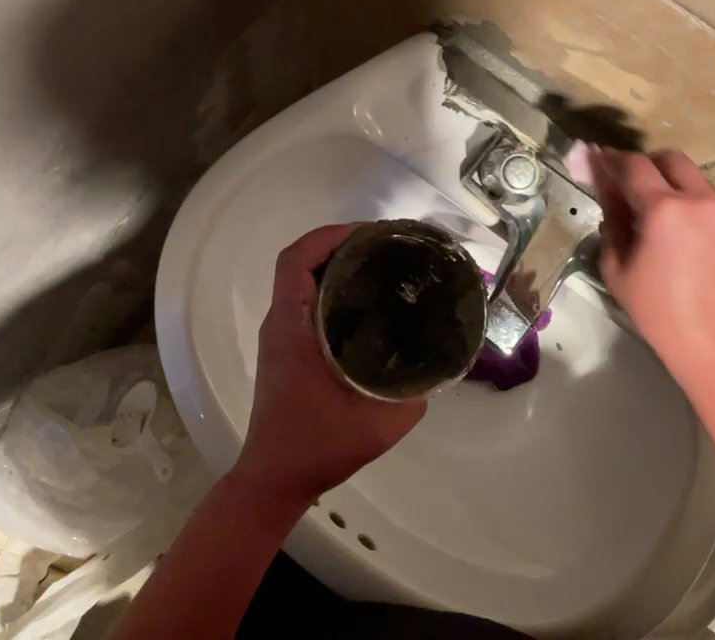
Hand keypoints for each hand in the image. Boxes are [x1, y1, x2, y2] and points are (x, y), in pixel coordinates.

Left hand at [233, 224, 427, 504]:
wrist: (274, 480)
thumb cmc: (317, 447)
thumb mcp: (377, 424)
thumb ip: (413, 393)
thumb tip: (439, 360)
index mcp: (292, 328)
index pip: (295, 260)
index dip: (328, 236)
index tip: (369, 234)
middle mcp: (280, 323)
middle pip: (300, 262)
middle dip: (341, 245)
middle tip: (387, 248)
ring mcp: (279, 336)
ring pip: (301, 281)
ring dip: (335, 266)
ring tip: (382, 267)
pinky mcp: (284, 349)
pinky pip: (304, 302)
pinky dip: (331, 289)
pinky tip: (367, 304)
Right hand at [590, 148, 714, 360]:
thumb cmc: (659, 313)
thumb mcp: (618, 268)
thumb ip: (612, 220)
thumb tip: (606, 190)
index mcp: (664, 209)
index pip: (632, 166)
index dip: (610, 160)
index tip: (596, 159)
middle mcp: (700, 200)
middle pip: (670, 159)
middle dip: (646, 164)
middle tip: (629, 183)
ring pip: (696, 179)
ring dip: (672, 184)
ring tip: (659, 214)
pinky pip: (714, 203)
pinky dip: (694, 206)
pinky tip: (686, 237)